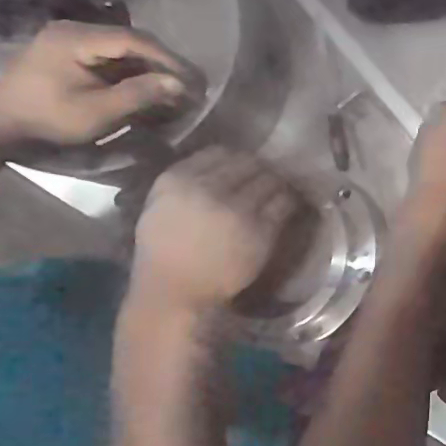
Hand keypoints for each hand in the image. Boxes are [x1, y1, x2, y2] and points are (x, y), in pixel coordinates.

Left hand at [0, 21, 198, 146]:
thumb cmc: (47, 119)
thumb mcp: (98, 111)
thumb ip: (140, 94)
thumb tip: (180, 84)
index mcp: (75, 38)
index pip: (135, 40)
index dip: (169, 59)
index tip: (194, 79)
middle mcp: (74, 31)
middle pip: (132, 42)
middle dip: (164, 64)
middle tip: (192, 85)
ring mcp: (71, 41)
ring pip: (124, 50)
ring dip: (152, 70)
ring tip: (176, 90)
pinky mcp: (71, 55)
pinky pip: (112, 59)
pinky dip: (135, 74)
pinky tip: (151, 89)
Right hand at [132, 148, 301, 311]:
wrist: (176, 292)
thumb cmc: (163, 253)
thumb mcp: (158, 207)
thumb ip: (182, 180)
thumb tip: (216, 161)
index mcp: (177, 180)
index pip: (218, 152)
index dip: (235, 158)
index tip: (242, 166)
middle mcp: (208, 189)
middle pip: (248, 163)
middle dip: (259, 168)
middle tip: (266, 176)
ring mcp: (238, 208)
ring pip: (269, 180)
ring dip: (277, 182)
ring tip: (279, 188)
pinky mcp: (261, 229)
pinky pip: (283, 204)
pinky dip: (287, 200)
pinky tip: (287, 204)